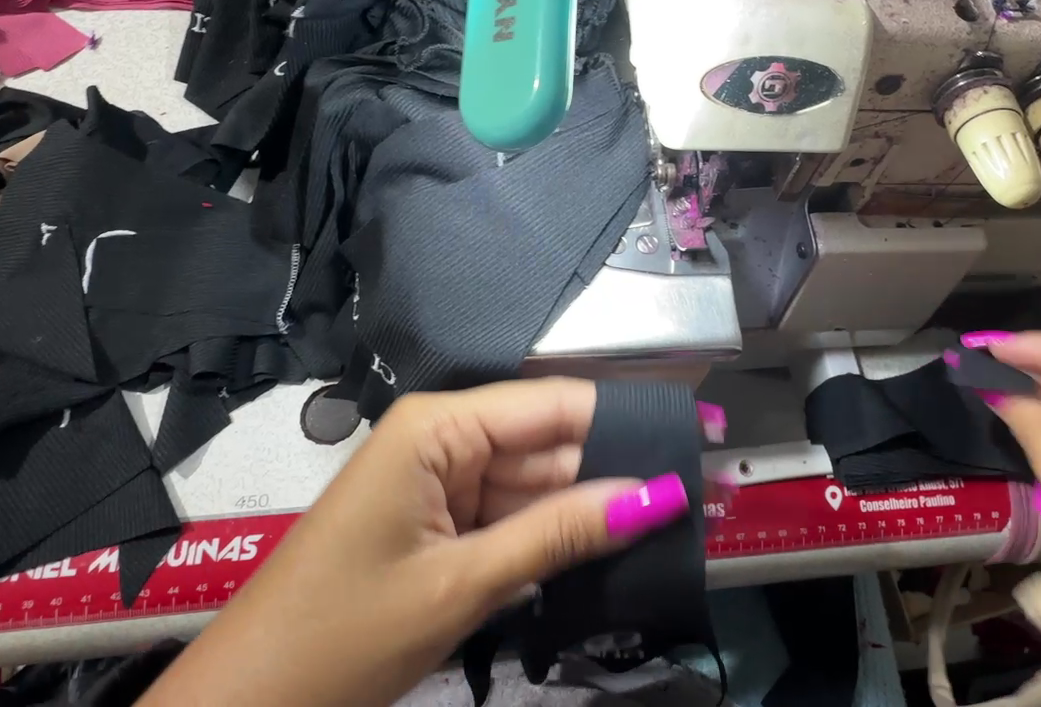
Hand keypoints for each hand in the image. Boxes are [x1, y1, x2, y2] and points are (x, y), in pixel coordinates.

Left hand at [140, 379, 689, 706]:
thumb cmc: (342, 636)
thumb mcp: (462, 583)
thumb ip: (562, 533)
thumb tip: (660, 495)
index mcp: (440, 425)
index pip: (555, 405)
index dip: (628, 422)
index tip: (696, 441)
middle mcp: (445, 437)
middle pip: (550, 445)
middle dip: (618, 474)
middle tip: (698, 499)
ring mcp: (442, 482)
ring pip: (538, 485)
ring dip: (593, 511)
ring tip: (673, 527)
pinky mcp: (441, 523)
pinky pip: (513, 517)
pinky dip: (555, 538)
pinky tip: (613, 551)